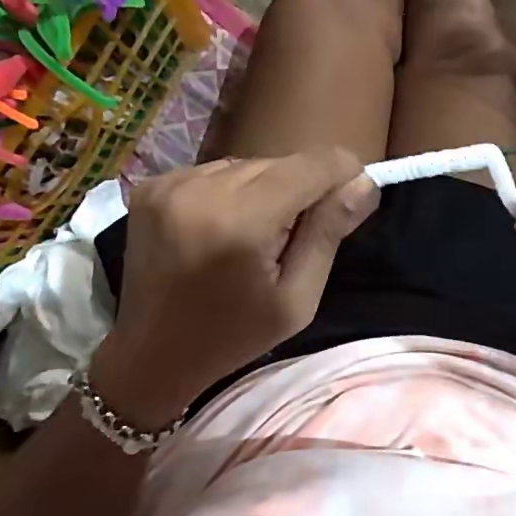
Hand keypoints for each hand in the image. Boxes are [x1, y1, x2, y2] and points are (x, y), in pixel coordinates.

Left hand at [91, 149, 377, 421]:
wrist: (150, 354)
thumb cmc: (232, 336)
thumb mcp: (296, 300)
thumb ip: (328, 234)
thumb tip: (365, 183)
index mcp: (241, 221)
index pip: (313, 163)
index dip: (342, 174)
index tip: (349, 200)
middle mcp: (201, 188)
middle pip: (280, 162)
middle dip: (300, 190)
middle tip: (292, 239)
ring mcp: (169, 182)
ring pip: (248, 164)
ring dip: (264, 190)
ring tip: (254, 236)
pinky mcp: (151, 185)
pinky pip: (214, 172)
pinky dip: (229, 193)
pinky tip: (221, 228)